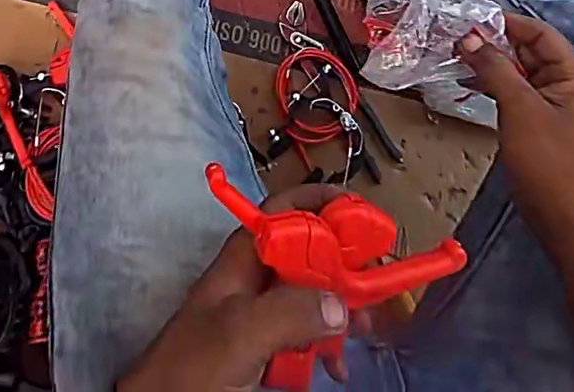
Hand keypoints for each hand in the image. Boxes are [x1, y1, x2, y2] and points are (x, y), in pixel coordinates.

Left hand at [119, 185, 351, 391]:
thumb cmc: (196, 361)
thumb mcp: (241, 332)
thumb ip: (287, 312)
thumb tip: (340, 303)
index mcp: (246, 254)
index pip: (285, 211)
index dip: (322, 206)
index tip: (365, 217)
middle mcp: (256, 272)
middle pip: (308, 252)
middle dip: (344, 268)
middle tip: (377, 294)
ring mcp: (262, 306)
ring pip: (313, 293)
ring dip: (340, 311)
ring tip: (361, 335)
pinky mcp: (268, 339)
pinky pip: (307, 329)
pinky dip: (327, 343)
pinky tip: (335, 366)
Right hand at [457, 14, 573, 239]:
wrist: (566, 219)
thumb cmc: (550, 162)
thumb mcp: (520, 108)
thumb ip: (494, 68)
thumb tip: (468, 36)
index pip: (540, 34)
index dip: (505, 23)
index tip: (466, 19)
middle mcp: (567, 85)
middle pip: (526, 49)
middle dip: (490, 40)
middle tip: (450, 34)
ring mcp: (552, 103)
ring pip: (516, 68)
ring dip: (485, 59)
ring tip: (450, 53)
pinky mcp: (537, 119)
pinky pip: (511, 87)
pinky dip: (488, 79)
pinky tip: (463, 78)